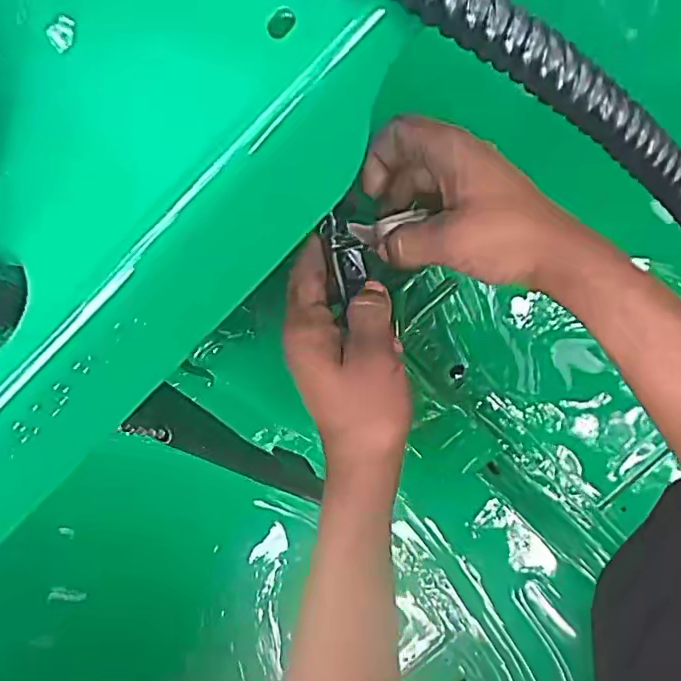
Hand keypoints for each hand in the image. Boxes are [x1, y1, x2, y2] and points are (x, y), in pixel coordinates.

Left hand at [283, 235, 411, 489]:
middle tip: (366, 246)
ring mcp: (312, 356)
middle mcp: (301, 339)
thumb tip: (370, 288)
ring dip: (349, 294)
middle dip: (336, 267)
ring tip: (376, 278)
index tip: (338, 221)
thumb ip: (371, 312)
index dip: (320, 247)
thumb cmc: (369, 409)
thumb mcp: (376, 353)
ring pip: (327, 310)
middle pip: (312, 290)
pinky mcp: (327, 369)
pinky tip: (379, 320)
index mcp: (304, 330)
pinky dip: (355, 319)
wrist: (366, 459)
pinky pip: (337, 330)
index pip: (305, 275)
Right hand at [360, 116, 620, 297]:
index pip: (397, 133)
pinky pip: (440, 200)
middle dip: (388, 193)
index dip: (375, 161)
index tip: (371, 199)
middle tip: (382, 230)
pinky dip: (424, 218)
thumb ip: (404, 242)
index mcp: (451, 149)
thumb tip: (377, 246)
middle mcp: (460, 155)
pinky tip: (420, 245)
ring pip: (423, 183)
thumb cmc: (506, 239)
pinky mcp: (480, 199)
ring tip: (398, 244)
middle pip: (407, 159)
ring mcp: (471, 176)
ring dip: (405, 211)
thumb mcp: (448, 241)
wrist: (557, 255)